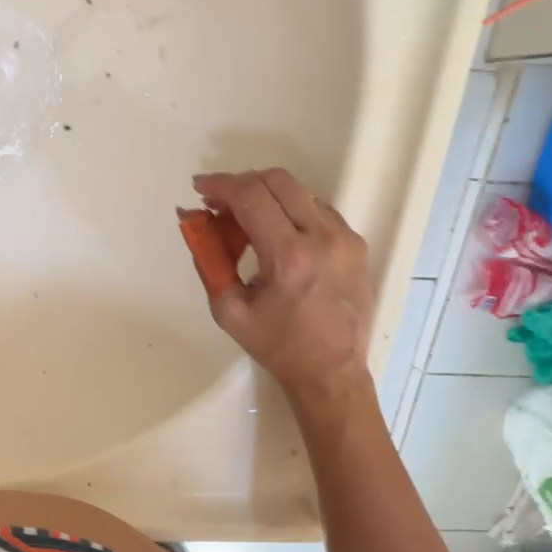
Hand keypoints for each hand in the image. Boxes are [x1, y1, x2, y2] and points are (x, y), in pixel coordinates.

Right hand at [193, 170, 374, 396]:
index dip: (221, 185)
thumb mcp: (229, 311)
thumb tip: (196, 226)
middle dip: (243, 183)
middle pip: (278, 181)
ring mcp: (345, 238)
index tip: (200, 188)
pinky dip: (292, 212)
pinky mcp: (356, 244)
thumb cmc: (277, 346)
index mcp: (288, 256)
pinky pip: (319, 211)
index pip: (251, 196)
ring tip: (246, 222)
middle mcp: (322, 237)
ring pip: (300, 192)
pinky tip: (277, 235)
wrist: (331, 370)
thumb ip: (210, 263)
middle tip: (221, 203)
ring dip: (268, 197)